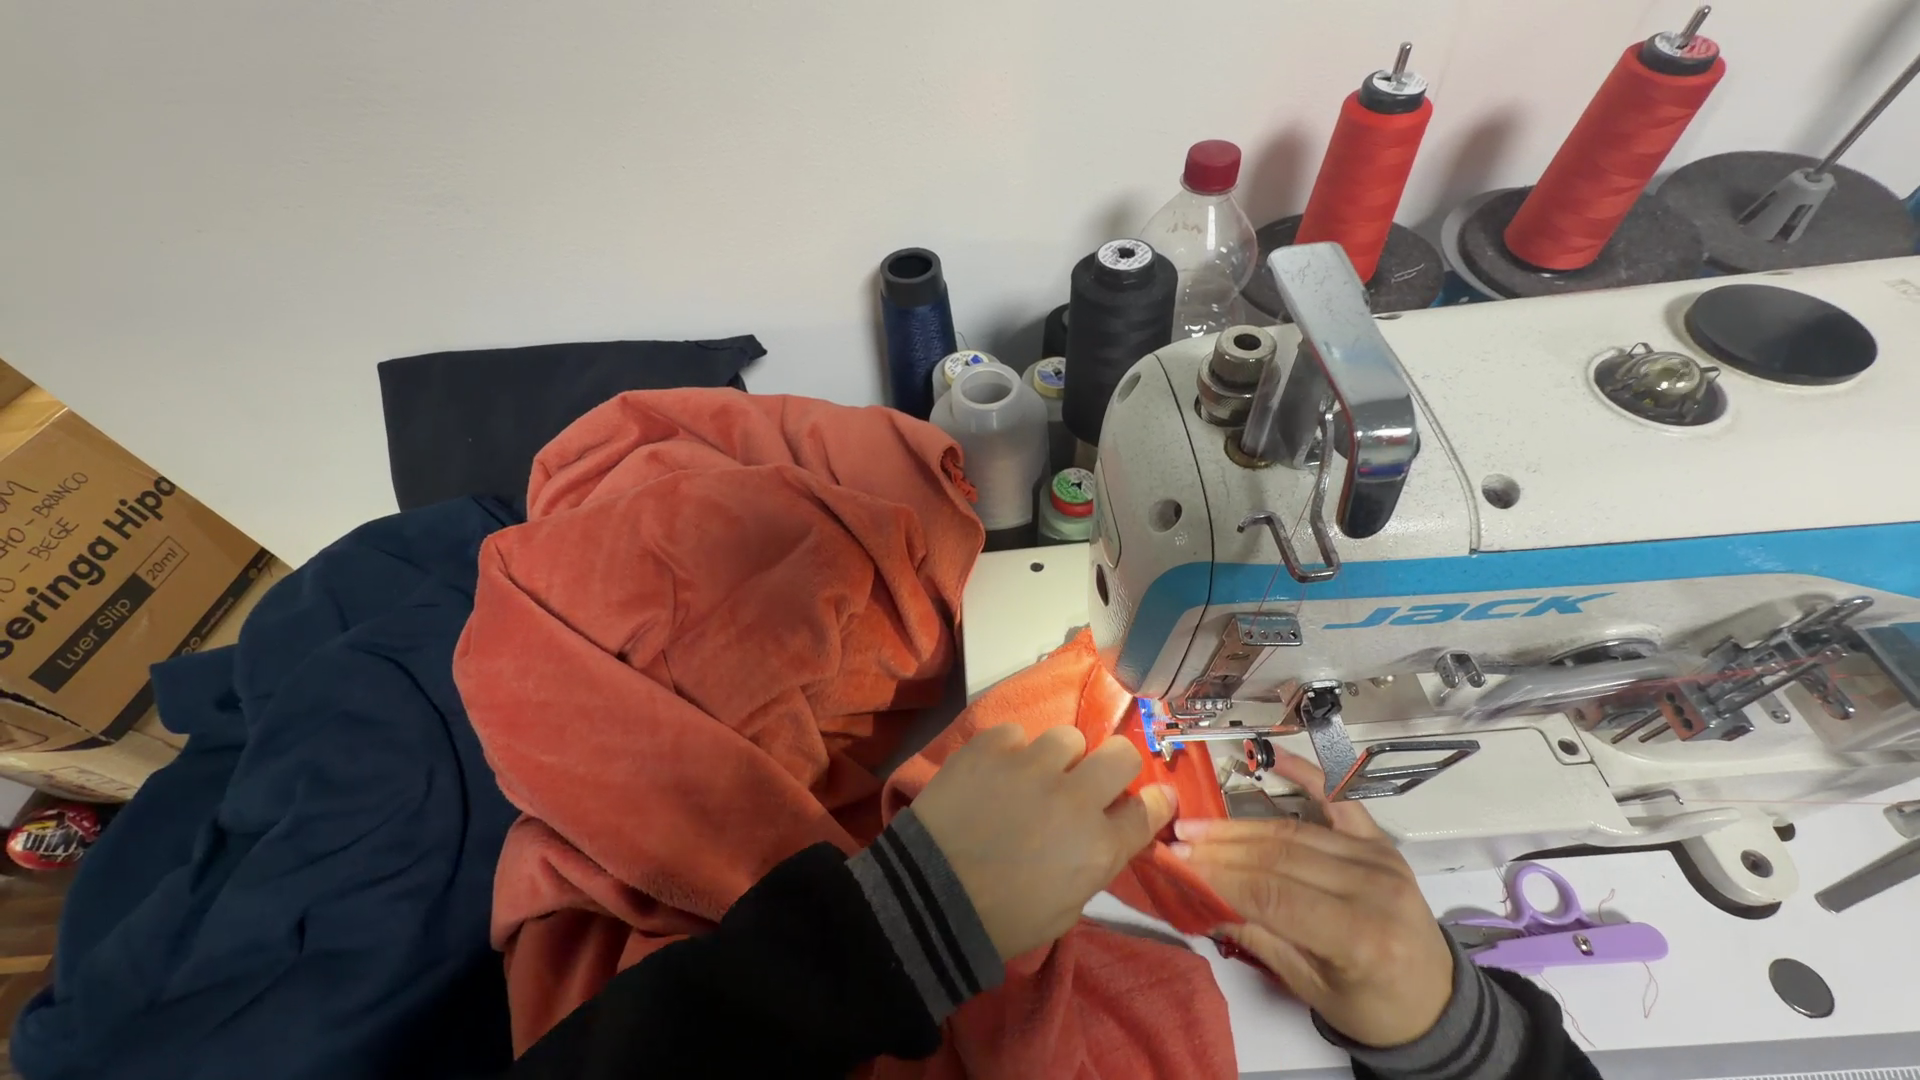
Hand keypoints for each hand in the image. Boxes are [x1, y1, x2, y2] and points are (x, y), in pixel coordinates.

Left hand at [912, 724, 1176, 961]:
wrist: (929, 897)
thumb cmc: (1001, 919)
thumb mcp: (1066, 908)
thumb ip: (1094, 862)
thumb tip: (1104, 830)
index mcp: (1098, 847)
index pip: (1147, 810)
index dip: (1154, 802)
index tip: (1149, 798)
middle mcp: (1074, 797)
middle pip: (1121, 755)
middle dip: (1113, 766)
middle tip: (1089, 781)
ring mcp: (1031, 765)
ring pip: (1067, 737)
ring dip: (1057, 758)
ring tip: (1031, 778)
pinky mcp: (991, 746)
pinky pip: (1016, 733)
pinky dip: (1010, 752)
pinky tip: (993, 775)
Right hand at [1173, 746, 1452, 1048]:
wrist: (1436, 1005)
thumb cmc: (1371, 1007)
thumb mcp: (1310, 988)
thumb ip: (1257, 937)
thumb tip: (1199, 899)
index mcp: (1361, 936)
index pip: (1274, 894)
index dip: (1220, 876)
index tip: (1176, 863)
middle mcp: (1373, 887)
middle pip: (1280, 856)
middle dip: (1221, 848)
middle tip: (1177, 840)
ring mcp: (1379, 857)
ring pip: (1294, 831)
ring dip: (1240, 825)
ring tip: (1198, 825)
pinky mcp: (1380, 842)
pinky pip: (1340, 800)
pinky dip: (1308, 776)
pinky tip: (1276, 759)